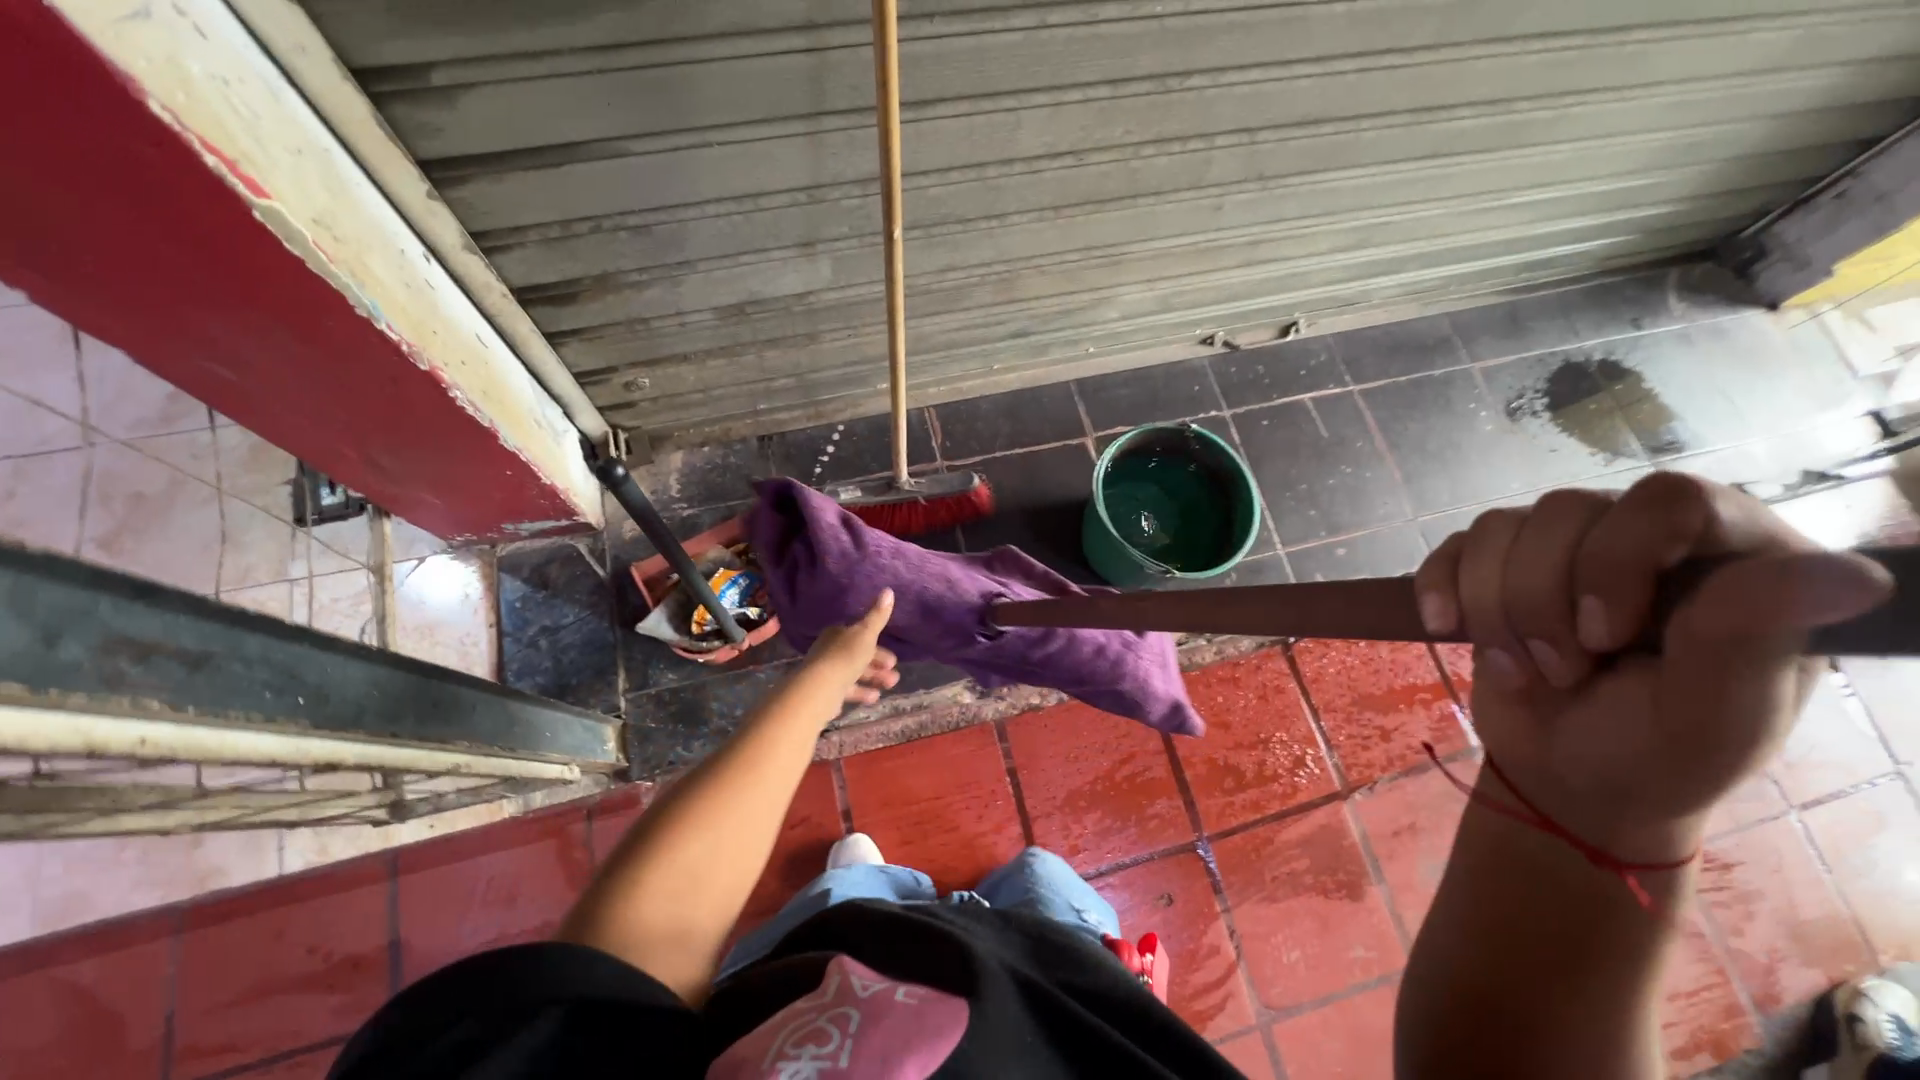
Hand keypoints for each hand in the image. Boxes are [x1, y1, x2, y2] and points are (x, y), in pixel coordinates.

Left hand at [801, 589, 901, 704]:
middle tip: (894, 673)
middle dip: (878, 663)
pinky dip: (862, 691)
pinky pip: (848, 689)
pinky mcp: (827, 691)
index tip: (893, 657)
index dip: (877, 644)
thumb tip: (888, 590)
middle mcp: (830, 650)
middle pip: (858, 655)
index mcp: (837, 633)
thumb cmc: (845, 656)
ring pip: (855, 672)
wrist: (820, 688)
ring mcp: (828, 671)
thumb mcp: (866, 633)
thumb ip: (878, 616)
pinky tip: (875, 696)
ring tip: (891, 684)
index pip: (859, 635)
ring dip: (874, 677)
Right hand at [1413, 473, 1891, 860]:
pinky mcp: (1497, 565)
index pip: (1669, 498)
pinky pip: (1454, 546)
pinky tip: (1449, 628)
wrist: (1567, 779)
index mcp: (1730, 557)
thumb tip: (1853, 576)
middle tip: (1564, 672)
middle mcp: (1645, 536)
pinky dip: (1441, 589)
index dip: (1615, 559)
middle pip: (1565, 510)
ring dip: (1494, 609)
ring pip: (1501, 527)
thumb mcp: (1715, 715)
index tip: (1604, 637)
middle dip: (1542, 603)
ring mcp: (1564, 546)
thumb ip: (1755, 636)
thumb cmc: (1659, 756)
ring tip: (1520, 670)